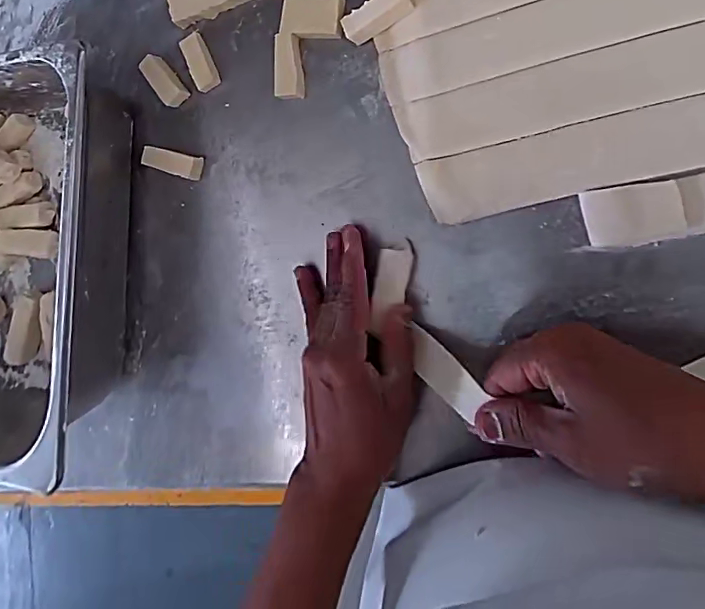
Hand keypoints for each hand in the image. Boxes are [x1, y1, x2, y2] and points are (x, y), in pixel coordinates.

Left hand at [292, 225, 416, 499]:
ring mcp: (312, 353)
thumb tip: (398, 309)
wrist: (334, 474)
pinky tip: (306, 276)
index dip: (356, 266)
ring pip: (325, 305)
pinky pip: (314, 321)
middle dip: (343, 261)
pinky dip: (311, 296)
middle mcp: (321, 349)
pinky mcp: (311, 360)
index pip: (354, 301)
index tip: (355, 238)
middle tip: (346, 230)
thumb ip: (398, 348)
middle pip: (337, 297)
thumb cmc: (372, 440)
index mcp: (343, 356)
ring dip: (330, 272)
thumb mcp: (398, 396)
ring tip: (330, 243)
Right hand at [473, 323, 704, 503]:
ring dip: (546, 403)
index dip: (495, 406)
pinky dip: (569, 398)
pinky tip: (592, 430)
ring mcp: (595, 343)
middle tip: (537, 445)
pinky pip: (570, 371)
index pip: (498, 370)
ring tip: (572, 441)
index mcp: (555, 350)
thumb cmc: (655, 442)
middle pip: (520, 366)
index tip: (497, 434)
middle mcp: (572, 337)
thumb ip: (520, 427)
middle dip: (520, 404)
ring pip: (545, 371)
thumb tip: (488, 419)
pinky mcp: (612, 356)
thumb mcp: (571, 446)